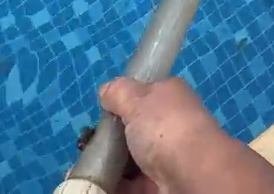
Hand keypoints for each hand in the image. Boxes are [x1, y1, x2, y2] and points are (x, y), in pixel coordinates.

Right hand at [99, 77, 231, 193]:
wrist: (192, 174)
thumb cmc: (165, 127)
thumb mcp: (137, 99)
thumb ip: (119, 93)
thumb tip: (106, 89)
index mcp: (170, 98)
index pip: (144, 98)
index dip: (122, 104)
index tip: (101, 115)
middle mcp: (169, 126)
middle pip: (133, 132)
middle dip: (107, 139)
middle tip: (86, 145)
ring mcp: (164, 158)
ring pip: (128, 161)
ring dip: (105, 165)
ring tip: (82, 169)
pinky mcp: (156, 186)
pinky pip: (129, 185)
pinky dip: (110, 186)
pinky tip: (92, 185)